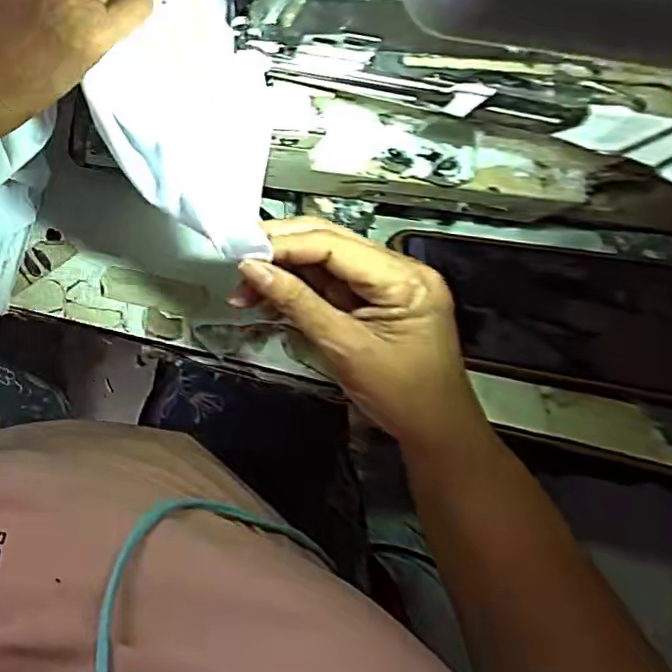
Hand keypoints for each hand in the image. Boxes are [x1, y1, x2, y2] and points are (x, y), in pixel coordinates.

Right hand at [234, 217, 489, 455]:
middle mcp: (396, 270)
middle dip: (276, 249)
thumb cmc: (403, 395)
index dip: (281, 246)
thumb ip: (295, 301)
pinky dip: (289, 285)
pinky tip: (263, 297)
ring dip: (278, 269)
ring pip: (316, 256)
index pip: (330, 244)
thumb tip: (251, 268)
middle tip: (236, 260)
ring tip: (244, 289)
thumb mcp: (343, 346)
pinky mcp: (366, 295)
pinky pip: (319, 278)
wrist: (435, 431)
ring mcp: (381, 281)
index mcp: (404, 279)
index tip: (241, 256)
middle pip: (323, 239)